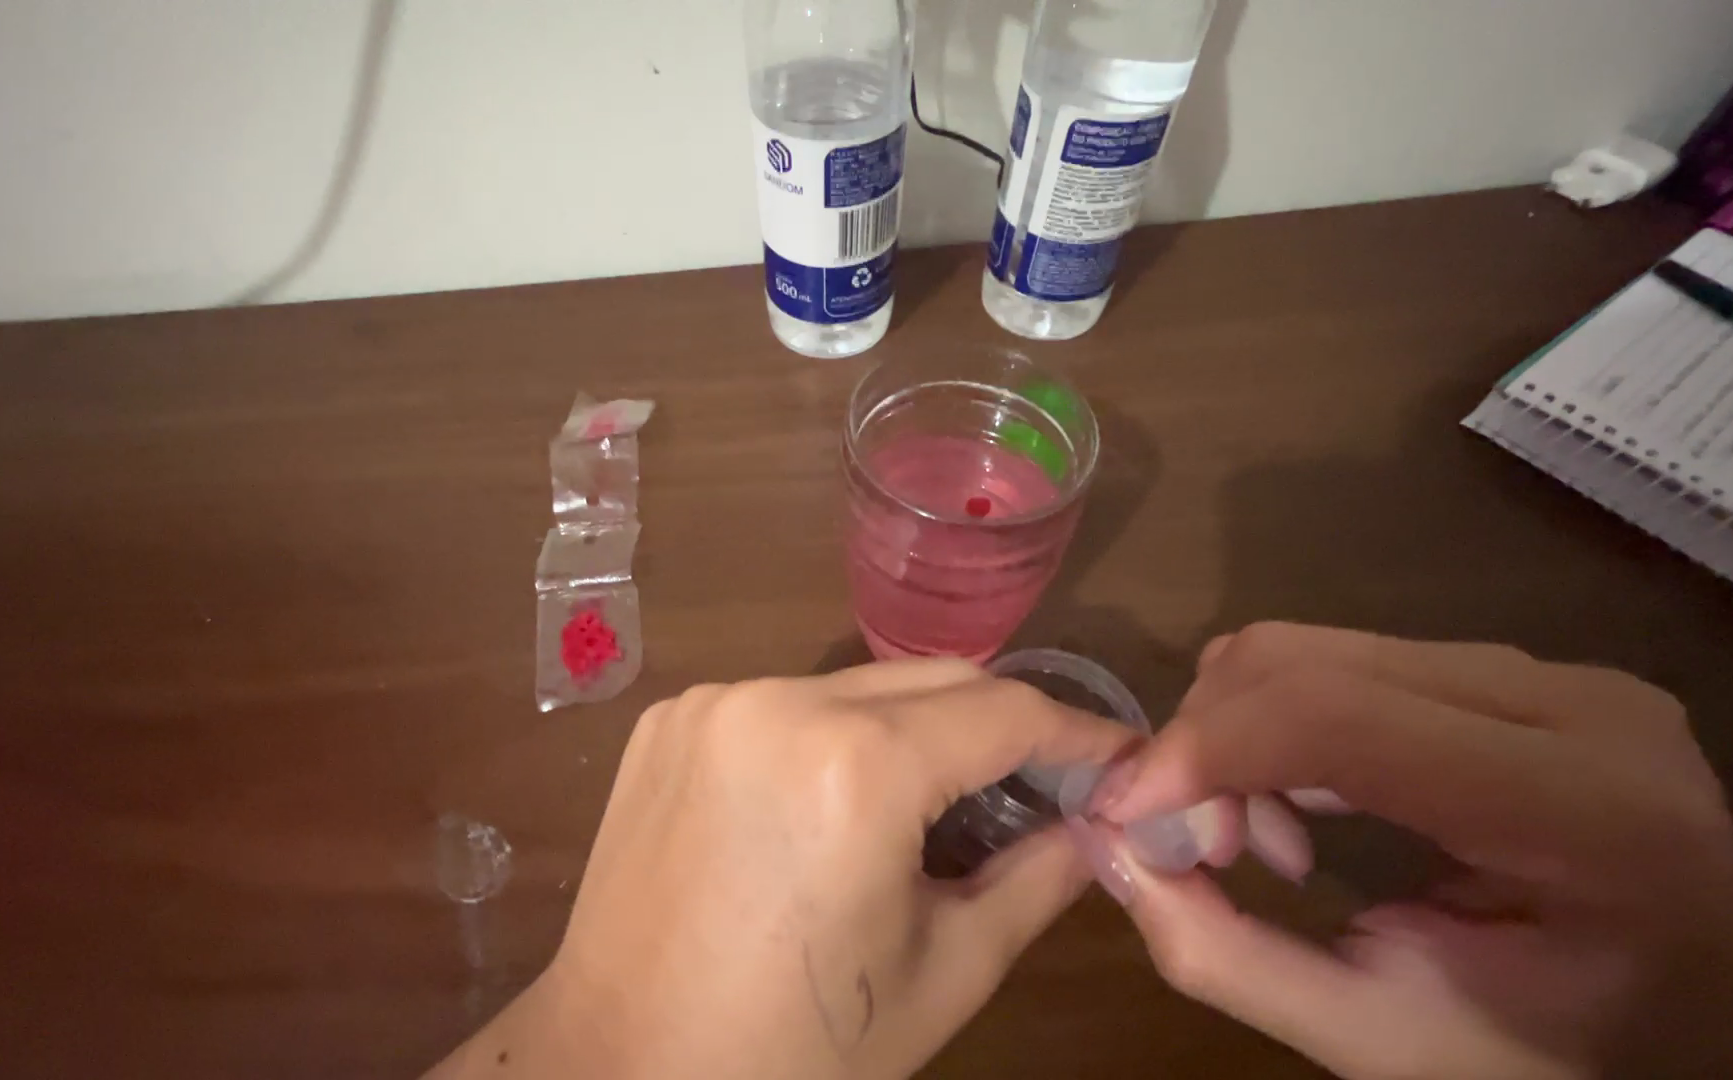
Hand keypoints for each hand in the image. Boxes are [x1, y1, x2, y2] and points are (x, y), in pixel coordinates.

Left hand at [430, 661, 1133, 1079]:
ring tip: (932, 797)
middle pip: (931, 680)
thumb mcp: (942, 971)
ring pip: (856, 686)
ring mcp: (715, 700)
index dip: (1072, 731)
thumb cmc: (793, 1050)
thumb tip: (1092, 823)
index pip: (1001, 712)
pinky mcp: (671, 715)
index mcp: (857, 769)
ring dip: (910, 728)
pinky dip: (828, 733)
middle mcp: (780, 702)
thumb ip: (1034, 878)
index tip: (1115, 755)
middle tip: (1037, 778)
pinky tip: (828, 796)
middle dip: (996, 722)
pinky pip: (784, 702)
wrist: (617, 1067)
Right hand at [1082, 623, 1732, 1079]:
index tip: (1121, 809)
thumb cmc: (1547, 1051)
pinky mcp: (1492, 665)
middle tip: (1200, 845)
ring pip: (1293, 649)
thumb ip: (1221, 950)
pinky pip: (1321, 656)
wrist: (1685, 1015)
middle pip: (1295, 666)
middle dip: (1203, 746)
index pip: (1336, 720)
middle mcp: (1568, 704)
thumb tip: (1098, 837)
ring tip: (1259, 831)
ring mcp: (1534, 670)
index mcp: (1586, 811)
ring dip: (1228, 733)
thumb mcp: (1374, 1038)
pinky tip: (1296, 796)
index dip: (1202, 750)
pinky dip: (1263, 720)